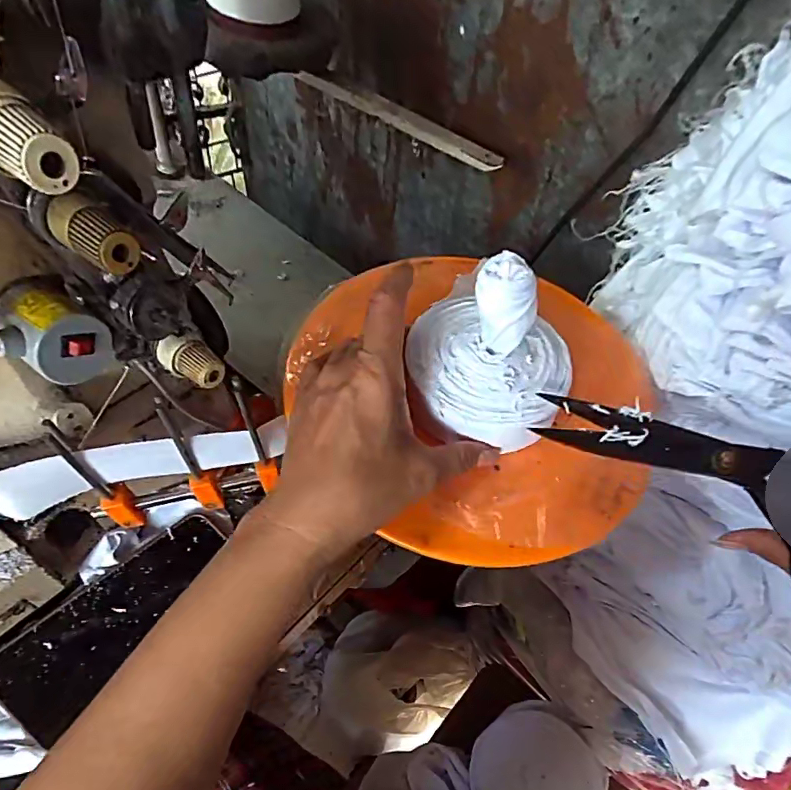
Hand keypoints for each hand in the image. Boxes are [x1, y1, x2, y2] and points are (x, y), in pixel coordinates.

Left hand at [256, 265, 495, 556]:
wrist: (306, 516)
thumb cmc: (363, 491)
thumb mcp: (420, 474)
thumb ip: (458, 457)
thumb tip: (489, 452)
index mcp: (374, 377)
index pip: (384, 312)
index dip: (396, 284)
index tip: (408, 272)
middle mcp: (341, 373)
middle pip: (366, 335)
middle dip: (388, 336)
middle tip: (410, 354)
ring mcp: (315, 388)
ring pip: (343, 352)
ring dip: (363, 354)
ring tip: (381, 376)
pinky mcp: (301, 406)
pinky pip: (321, 371)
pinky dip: (339, 370)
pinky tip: (347, 391)